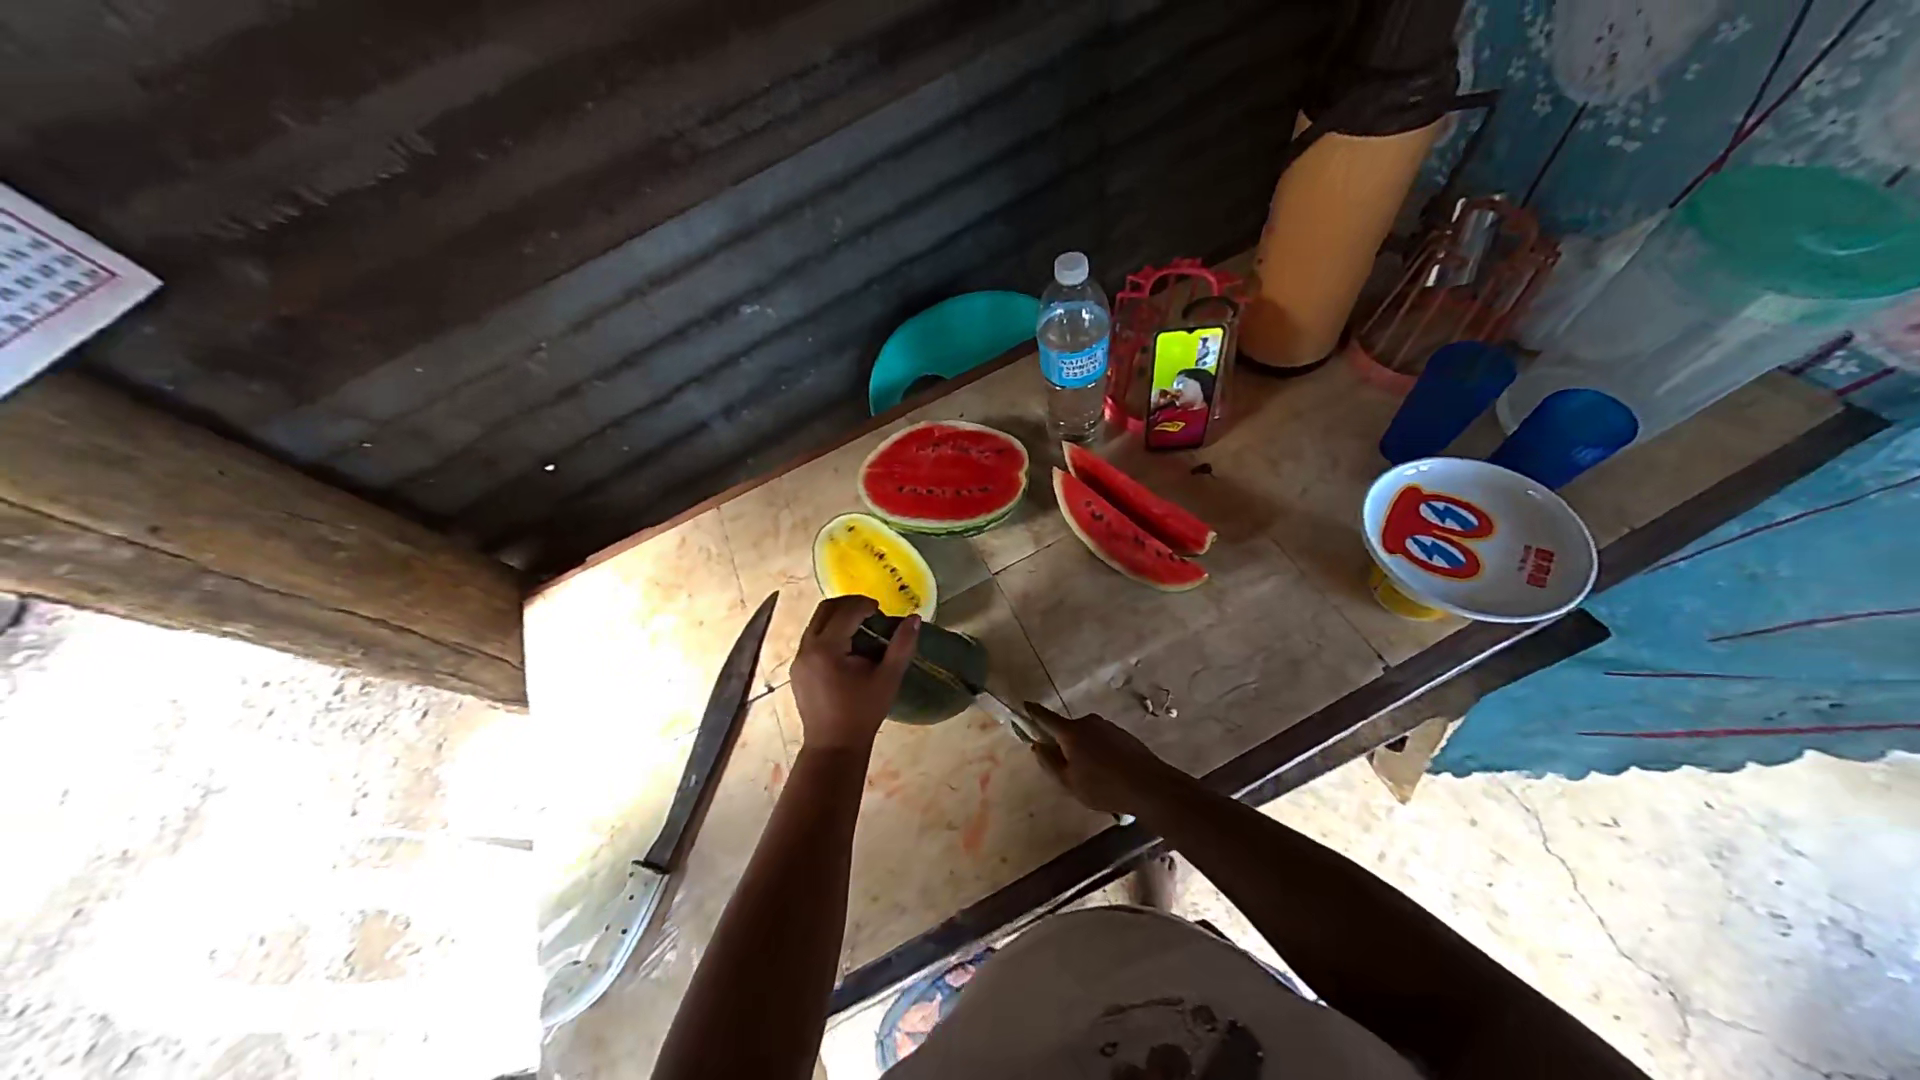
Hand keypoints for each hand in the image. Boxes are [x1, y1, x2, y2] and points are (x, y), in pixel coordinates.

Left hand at [789, 596, 918, 751]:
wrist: (834, 746)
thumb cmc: (863, 712)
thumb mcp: (888, 678)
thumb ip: (902, 645)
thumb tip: (914, 618)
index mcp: (826, 648)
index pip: (845, 612)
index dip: (864, 605)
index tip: (881, 610)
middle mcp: (806, 649)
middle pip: (825, 610)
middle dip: (849, 604)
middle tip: (871, 612)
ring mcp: (798, 660)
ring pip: (816, 623)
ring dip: (838, 618)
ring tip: (862, 628)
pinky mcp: (797, 670)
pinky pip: (812, 639)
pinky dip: (829, 632)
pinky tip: (848, 648)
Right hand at [1024, 701, 1183, 814]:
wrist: (1149, 785)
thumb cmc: (1103, 787)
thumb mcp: (1069, 782)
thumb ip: (1049, 763)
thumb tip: (1037, 745)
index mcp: (1070, 732)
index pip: (1045, 717)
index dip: (1033, 712)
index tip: (1025, 706)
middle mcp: (1088, 722)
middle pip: (1067, 730)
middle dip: (1063, 744)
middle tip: (1066, 768)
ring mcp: (1107, 726)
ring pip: (1086, 736)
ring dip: (1083, 749)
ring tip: (1091, 776)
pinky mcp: (1123, 734)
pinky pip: (1102, 740)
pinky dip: (1099, 752)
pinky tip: (1107, 773)